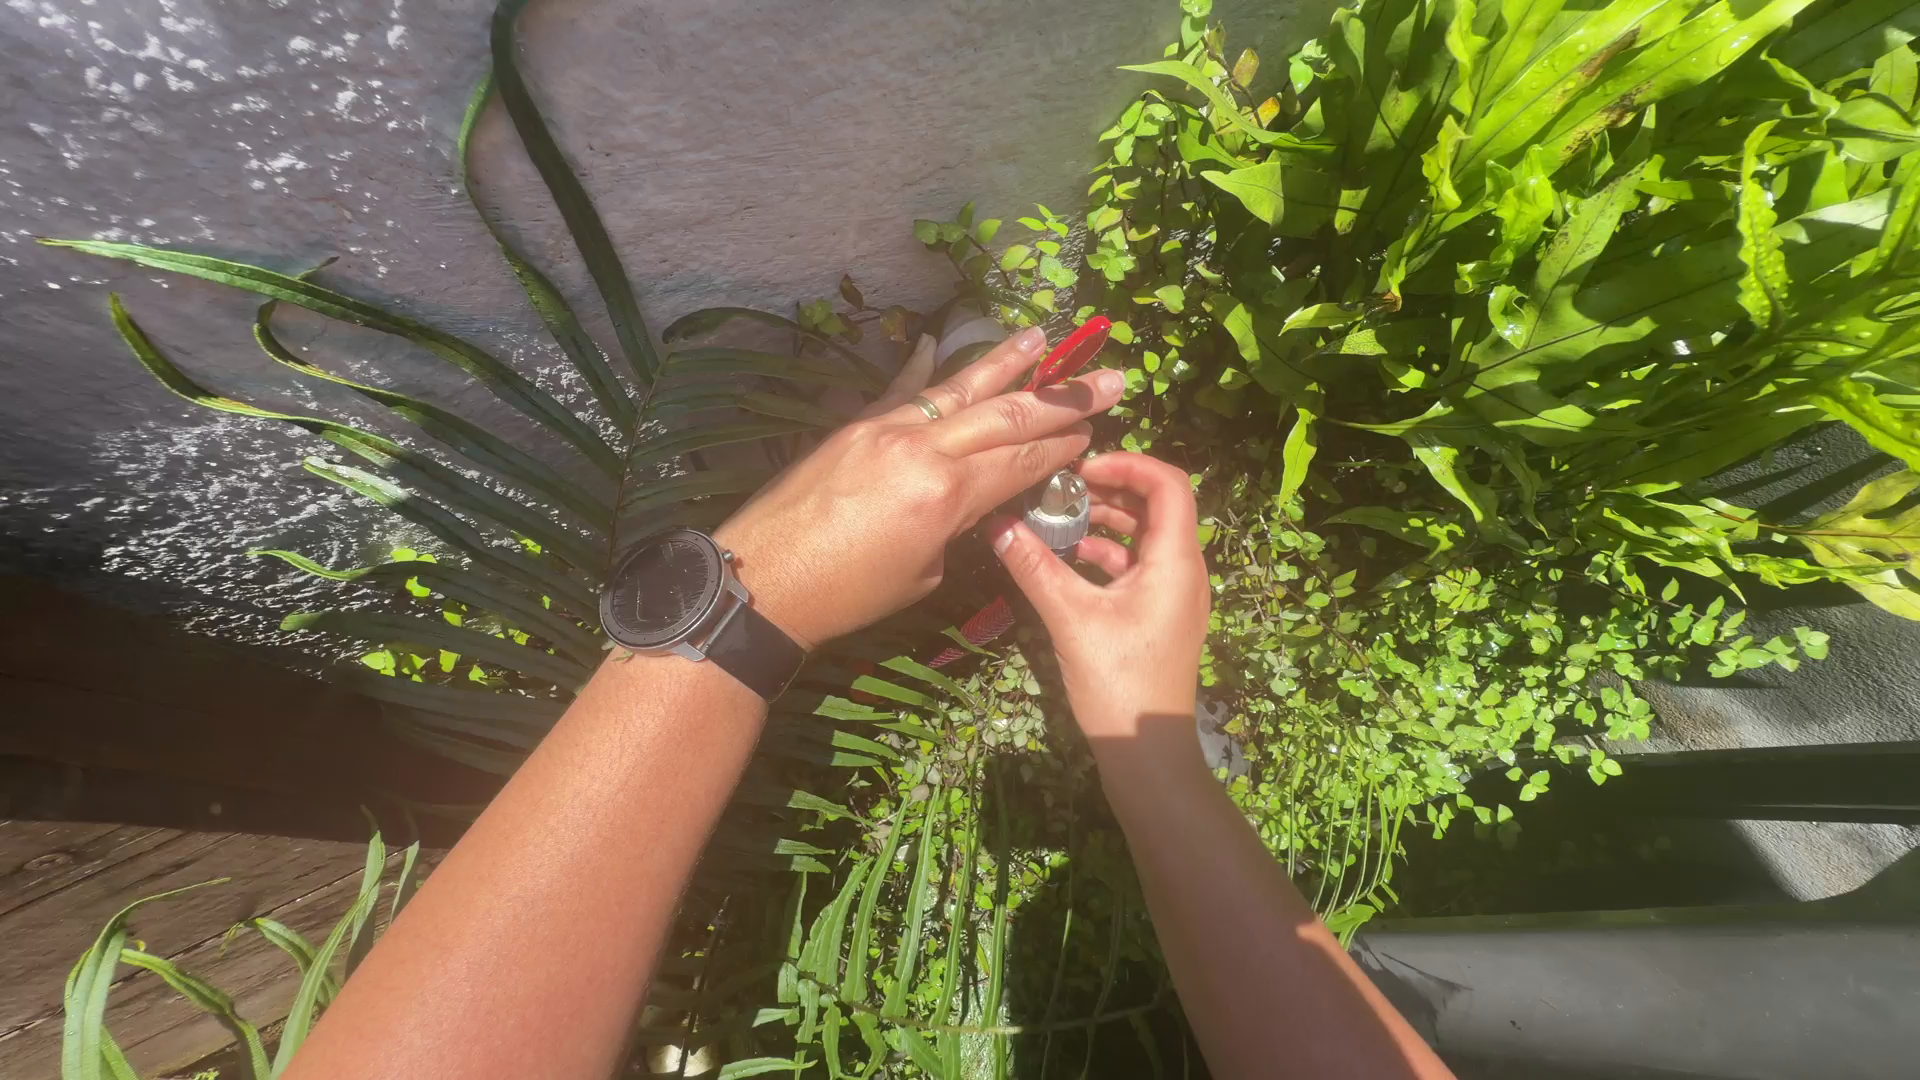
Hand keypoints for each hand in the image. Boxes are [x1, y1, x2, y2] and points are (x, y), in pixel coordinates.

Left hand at [716, 327, 1125, 648]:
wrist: (762, 581)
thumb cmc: (849, 596)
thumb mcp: (923, 572)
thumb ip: (956, 523)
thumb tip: (973, 496)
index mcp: (945, 495)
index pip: (1019, 458)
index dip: (1060, 444)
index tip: (1093, 428)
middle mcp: (921, 448)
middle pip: (1005, 414)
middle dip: (1061, 397)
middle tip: (1107, 377)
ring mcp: (884, 429)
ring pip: (957, 388)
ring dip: (1004, 362)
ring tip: (1042, 337)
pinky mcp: (853, 427)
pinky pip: (898, 392)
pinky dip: (921, 369)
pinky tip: (936, 343)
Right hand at [988, 452, 1209, 742]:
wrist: (1147, 753)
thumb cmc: (1118, 682)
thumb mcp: (1070, 618)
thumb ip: (1034, 566)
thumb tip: (996, 525)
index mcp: (1175, 561)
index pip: (1168, 484)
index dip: (1128, 463)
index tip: (1080, 470)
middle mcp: (1184, 570)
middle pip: (1158, 506)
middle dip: (1111, 489)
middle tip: (1063, 489)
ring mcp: (1174, 594)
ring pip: (1146, 537)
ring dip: (1108, 521)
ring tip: (1062, 518)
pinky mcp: (1160, 615)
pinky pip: (1138, 566)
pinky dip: (1108, 553)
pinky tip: (1071, 558)